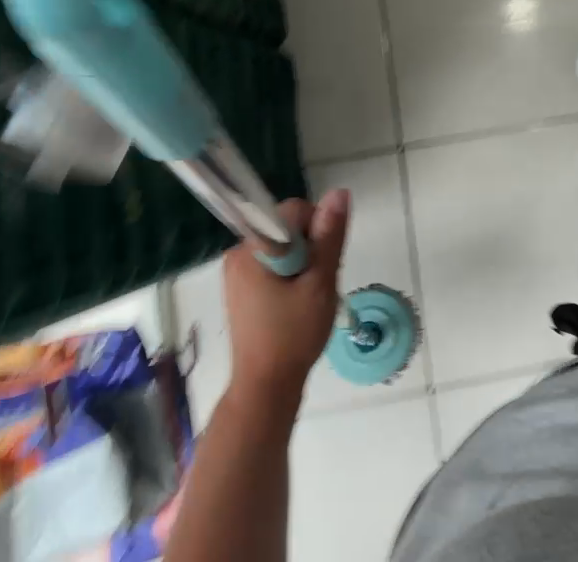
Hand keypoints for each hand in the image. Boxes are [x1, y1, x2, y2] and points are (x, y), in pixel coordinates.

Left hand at [220, 189, 350, 402]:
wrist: (266, 385)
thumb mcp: (320, 282)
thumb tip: (340, 192)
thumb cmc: (294, 334)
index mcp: (252, 249)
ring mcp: (237, 272)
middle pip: (287, 227)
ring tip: (308, 297)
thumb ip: (330, 236)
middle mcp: (238, 254)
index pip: (293, 211)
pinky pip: (273, 264)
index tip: (322, 262)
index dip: (317, 230)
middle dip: (311, 248)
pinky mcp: (240, 288)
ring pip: (283, 246)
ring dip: (303, 264)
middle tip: (318, 284)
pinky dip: (291, 276)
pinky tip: (296, 303)